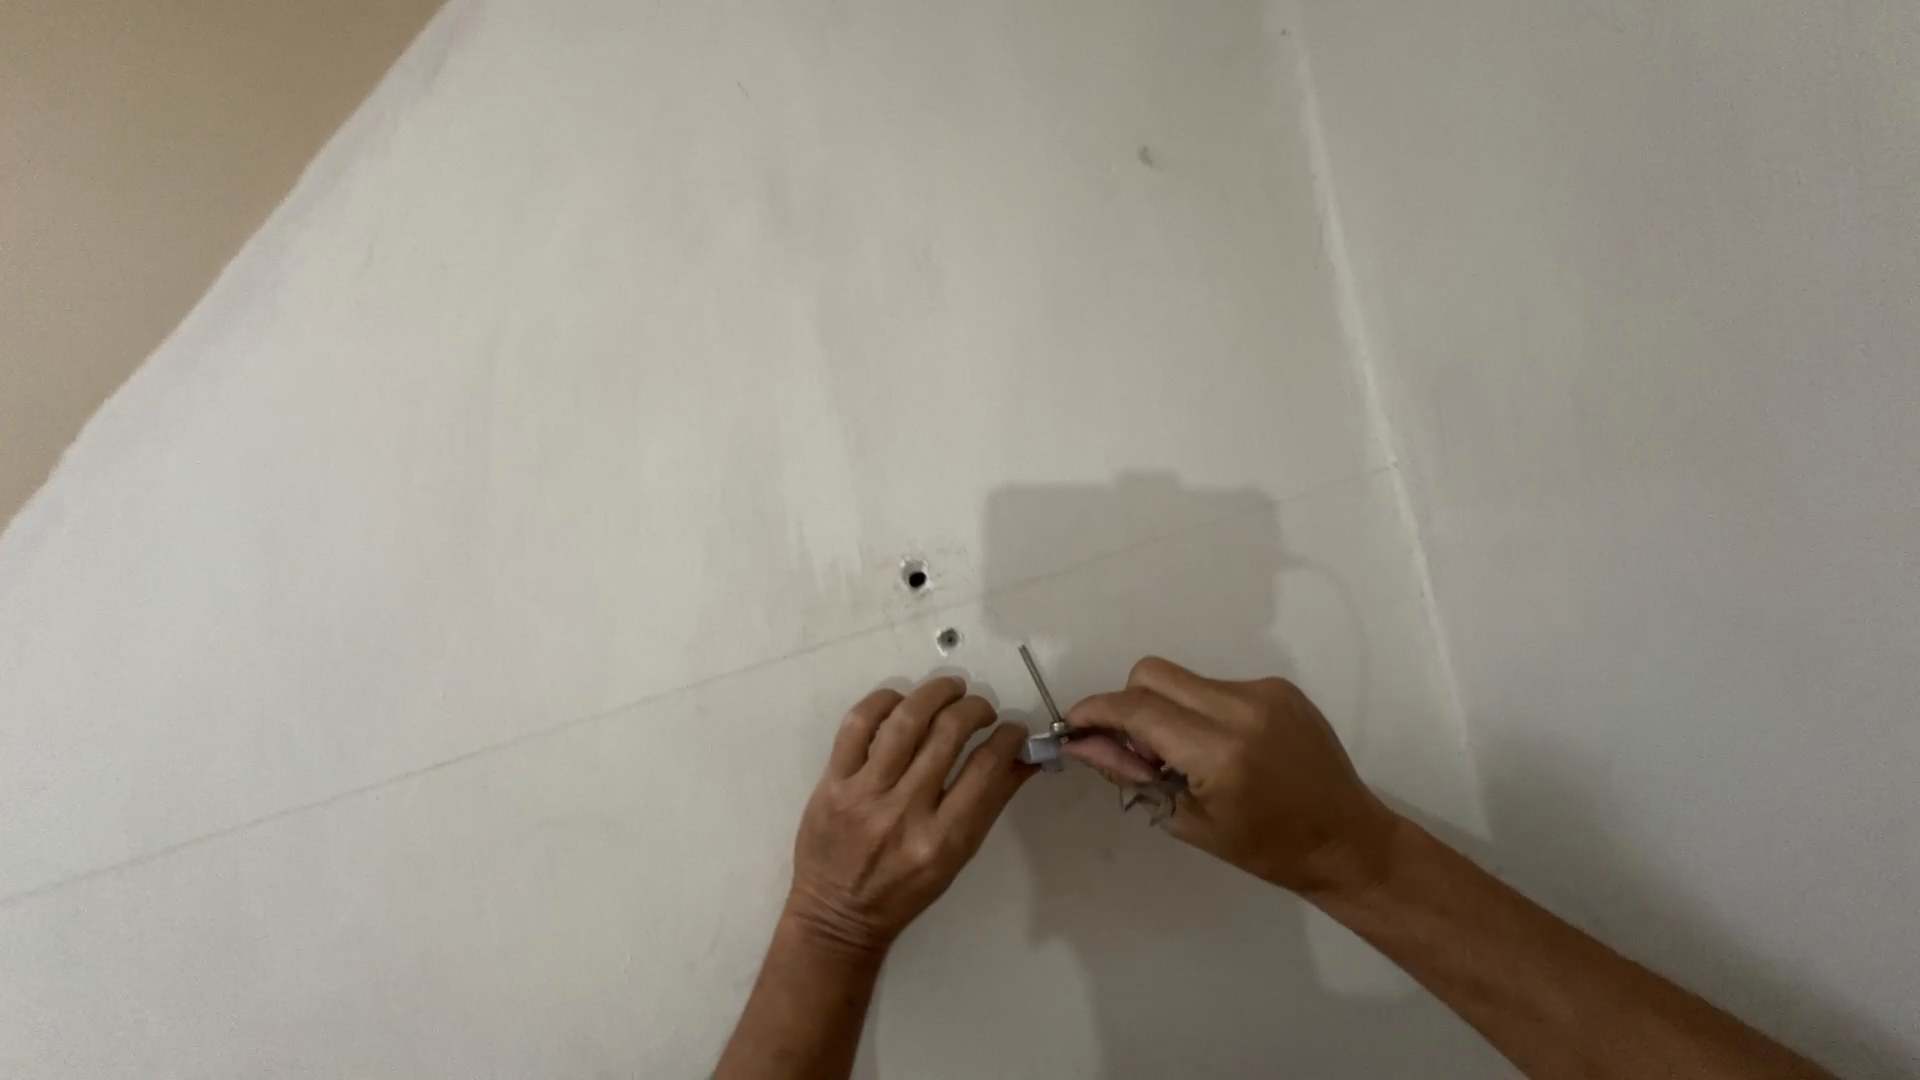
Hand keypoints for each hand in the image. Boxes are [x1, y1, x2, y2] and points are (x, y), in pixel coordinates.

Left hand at [784, 677, 1035, 957]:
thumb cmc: (905, 890)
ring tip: (951, 688)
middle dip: (975, 708)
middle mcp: (904, 812)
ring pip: (905, 721)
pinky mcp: (832, 782)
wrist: (836, 915)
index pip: (986, 768)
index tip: (1013, 728)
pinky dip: (884, 700)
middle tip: (981, 707)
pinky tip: (901, 700)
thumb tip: (1025, 756)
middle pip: (948, 734)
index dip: (1008, 737)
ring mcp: (864, 794)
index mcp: (943, 839)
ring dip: (935, 693)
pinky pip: (858, 725)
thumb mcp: (958, 856)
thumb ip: (991, 801)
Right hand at [1063, 657, 1399, 896]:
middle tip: (1140, 749)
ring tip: (1186, 753)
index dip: (1096, 712)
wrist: (1348, 841)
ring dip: (1165, 708)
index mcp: (1219, 753)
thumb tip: (1080, 742)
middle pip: (1151, 674)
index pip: (1136, 710)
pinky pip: (1214, 686)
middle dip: (1128, 704)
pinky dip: (1199, 709)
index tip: (1073, 724)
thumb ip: (1128, 772)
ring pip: (1181, 678)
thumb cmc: (1265, 849)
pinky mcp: (1279, 687)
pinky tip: (1221, 746)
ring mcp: (1263, 692)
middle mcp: (1241, 708)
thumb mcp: (1185, 820)